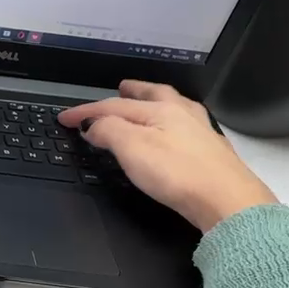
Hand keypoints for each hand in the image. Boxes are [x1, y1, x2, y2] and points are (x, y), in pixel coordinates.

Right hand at [58, 80, 275, 231]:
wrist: (224, 200)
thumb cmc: (178, 174)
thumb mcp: (132, 149)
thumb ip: (108, 131)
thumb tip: (92, 124)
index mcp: (160, 110)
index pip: (113, 107)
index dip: (85, 112)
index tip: (64, 118)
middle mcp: (181, 115)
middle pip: (152, 96)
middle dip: (132, 91)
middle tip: (120, 88)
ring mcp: (198, 132)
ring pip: (172, 107)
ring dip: (155, 101)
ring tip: (145, 103)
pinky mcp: (209, 152)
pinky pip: (184, 125)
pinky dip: (171, 121)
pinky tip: (171, 131)